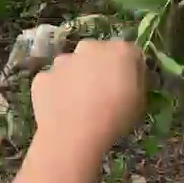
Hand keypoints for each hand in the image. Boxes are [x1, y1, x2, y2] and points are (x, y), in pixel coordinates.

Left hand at [30, 39, 146, 161]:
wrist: (73, 134)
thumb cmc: (114, 118)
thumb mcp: (140, 102)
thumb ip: (137, 82)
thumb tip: (132, 76)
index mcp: (120, 51)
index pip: (131, 54)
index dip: (131, 71)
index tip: (129, 88)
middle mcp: (90, 47)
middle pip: (99, 55)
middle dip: (101, 69)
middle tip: (103, 95)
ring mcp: (63, 61)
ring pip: (73, 66)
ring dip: (78, 78)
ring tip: (80, 105)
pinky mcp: (43, 77)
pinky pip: (54, 82)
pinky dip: (58, 91)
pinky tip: (62, 110)